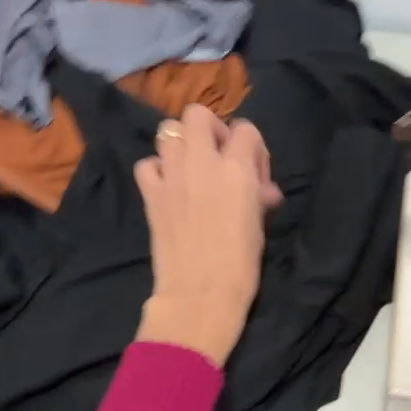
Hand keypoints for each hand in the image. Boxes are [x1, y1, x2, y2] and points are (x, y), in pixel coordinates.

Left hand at [132, 104, 283, 366]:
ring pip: (169, 131)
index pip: (246, 130)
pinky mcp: (151, 193)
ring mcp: (172, 175)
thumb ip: (257, 199)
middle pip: (199, 114)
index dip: (252, 150)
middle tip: (218, 160)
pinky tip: (168, 191)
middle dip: (211, 131)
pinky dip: (158, 171)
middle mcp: (202, 162)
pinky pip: (148, 164)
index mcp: (237, 170)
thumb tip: (261, 192)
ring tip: (192, 172)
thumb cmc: (240, 269)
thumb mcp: (258, 228)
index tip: (255, 179)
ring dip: (182, 145)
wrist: (200, 297)